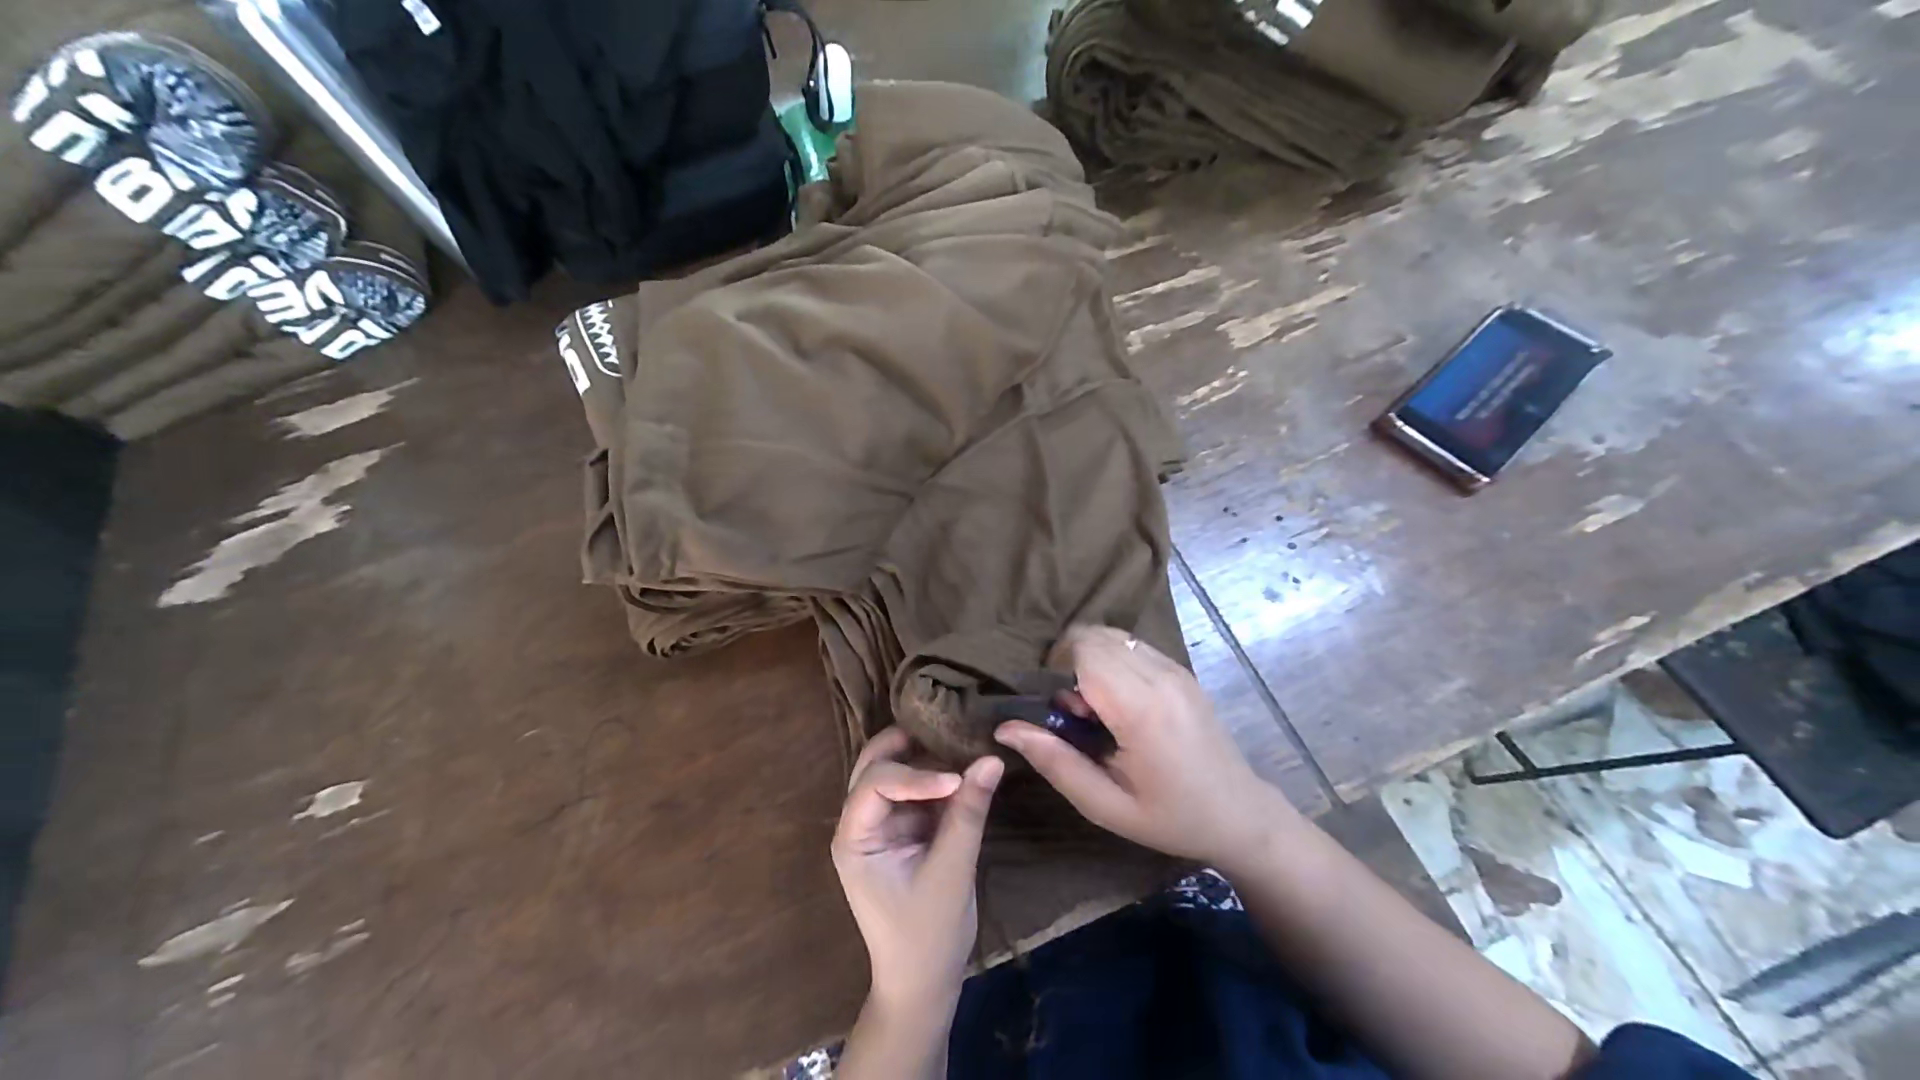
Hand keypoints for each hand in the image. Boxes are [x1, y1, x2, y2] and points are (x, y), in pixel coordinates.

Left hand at [831, 726, 1002, 1009]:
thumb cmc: (928, 934)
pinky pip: (916, 790)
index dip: (915, 776)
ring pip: (893, 770)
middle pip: (874, 764)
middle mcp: (859, 822)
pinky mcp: (903, 829)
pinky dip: (937, 778)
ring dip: (924, 758)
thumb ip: (968, 814)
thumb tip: (992, 760)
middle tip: (948, 734)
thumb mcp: (951, 873)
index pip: (875, 784)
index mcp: (853, 838)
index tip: (956, 781)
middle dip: (909, 748)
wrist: (924, 981)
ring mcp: (880, 824)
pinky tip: (962, 771)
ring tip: (959, 747)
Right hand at [993, 625, 1295, 870]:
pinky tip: (1119, 703)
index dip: (1057, 669)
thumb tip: (1006, 728)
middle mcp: (1161, 676)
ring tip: (1096, 707)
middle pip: (1094, 635)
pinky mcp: (1181, 670)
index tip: (1058, 709)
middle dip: (1069, 663)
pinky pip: (1131, 645)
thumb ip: (1055, 762)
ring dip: (1090, 660)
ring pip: (1112, 635)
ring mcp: (1175, 669)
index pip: (1084, 650)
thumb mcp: (1105, 805)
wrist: (1240, 815)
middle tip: (1075, 712)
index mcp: (1142, 709)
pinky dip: (1111, 661)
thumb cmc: (1170, 818)